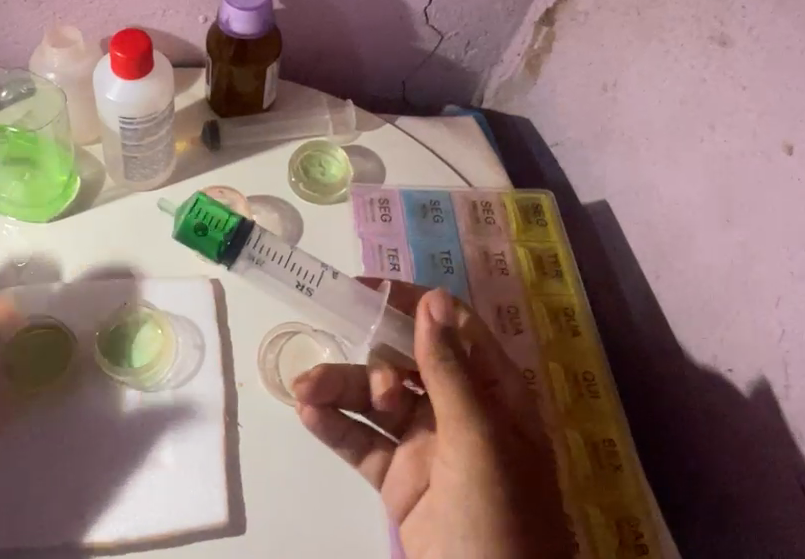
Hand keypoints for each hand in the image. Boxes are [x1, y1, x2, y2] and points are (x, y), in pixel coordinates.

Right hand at [293, 283, 573, 558]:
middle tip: (327, 354)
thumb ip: (449, 370)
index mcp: (493, 391)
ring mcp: (427, 446)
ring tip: (303, 388)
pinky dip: (336, 427)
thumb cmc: (501, 517)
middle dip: (365, 356)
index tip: (363, 288)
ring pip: (376, 401)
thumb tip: (432, 298)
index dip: (410, 303)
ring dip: (340, 388)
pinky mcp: (400, 481)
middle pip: (404, 362)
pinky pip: (364, 443)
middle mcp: (459, 410)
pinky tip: (308, 413)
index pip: (450, 327)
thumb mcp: (479, 440)